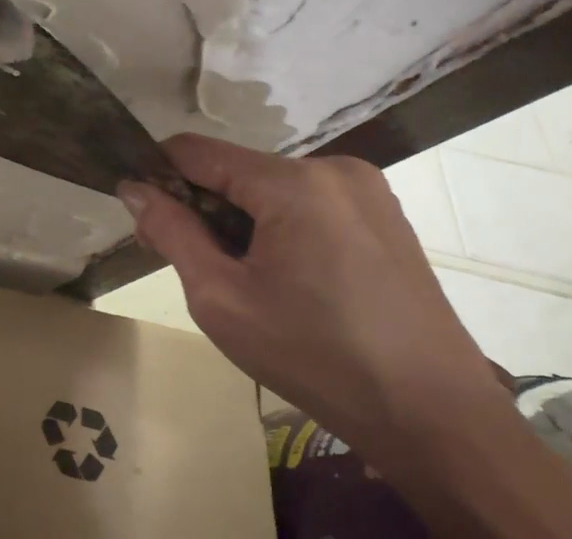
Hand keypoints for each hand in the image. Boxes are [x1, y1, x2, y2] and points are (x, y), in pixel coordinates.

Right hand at [121, 134, 571, 537]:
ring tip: (246, 283)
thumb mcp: (221, 298)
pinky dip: (279, 230)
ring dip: (240, 223)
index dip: (159, 180)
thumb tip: (132, 187)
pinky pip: (305, 204)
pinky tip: (288, 282)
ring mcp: (367, 192)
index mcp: (294, 182)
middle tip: (196, 268)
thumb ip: (170, 232)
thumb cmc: (318, 357)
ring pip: (267, 189)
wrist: (439, 421)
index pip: (193, 151)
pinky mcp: (385, 218)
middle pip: (233, 170)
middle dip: (202, 209)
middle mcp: (333, 169)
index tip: (150, 226)